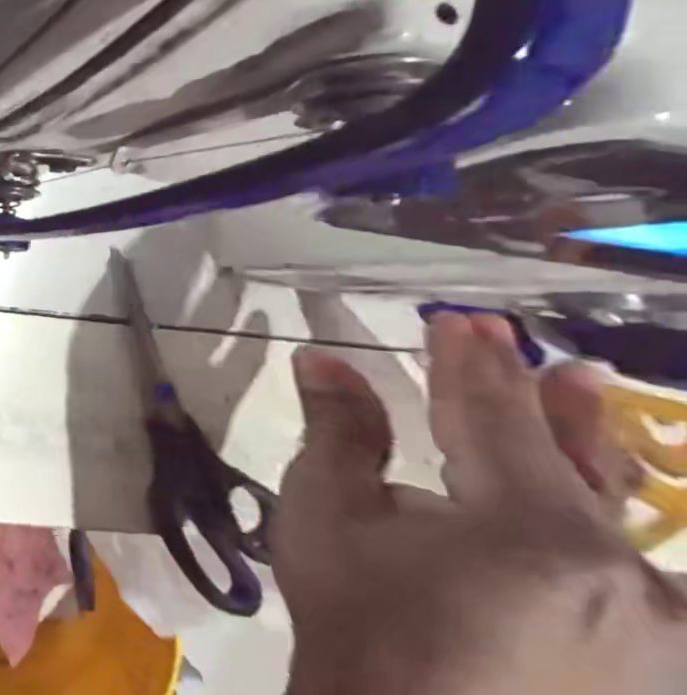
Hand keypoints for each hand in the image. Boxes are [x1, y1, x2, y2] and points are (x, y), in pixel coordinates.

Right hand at [276, 312, 685, 694]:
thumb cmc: (357, 613)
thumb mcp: (329, 512)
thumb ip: (341, 432)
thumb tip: (325, 360)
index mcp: (534, 531)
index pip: (493, 419)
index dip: (471, 364)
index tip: (457, 320)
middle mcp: (626, 576)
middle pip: (574, 460)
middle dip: (543, 398)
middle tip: (533, 348)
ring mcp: (656, 627)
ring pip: (616, 512)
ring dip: (587, 448)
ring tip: (580, 398)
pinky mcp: (652, 660)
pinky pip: (630, 565)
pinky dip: (600, 512)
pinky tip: (596, 494)